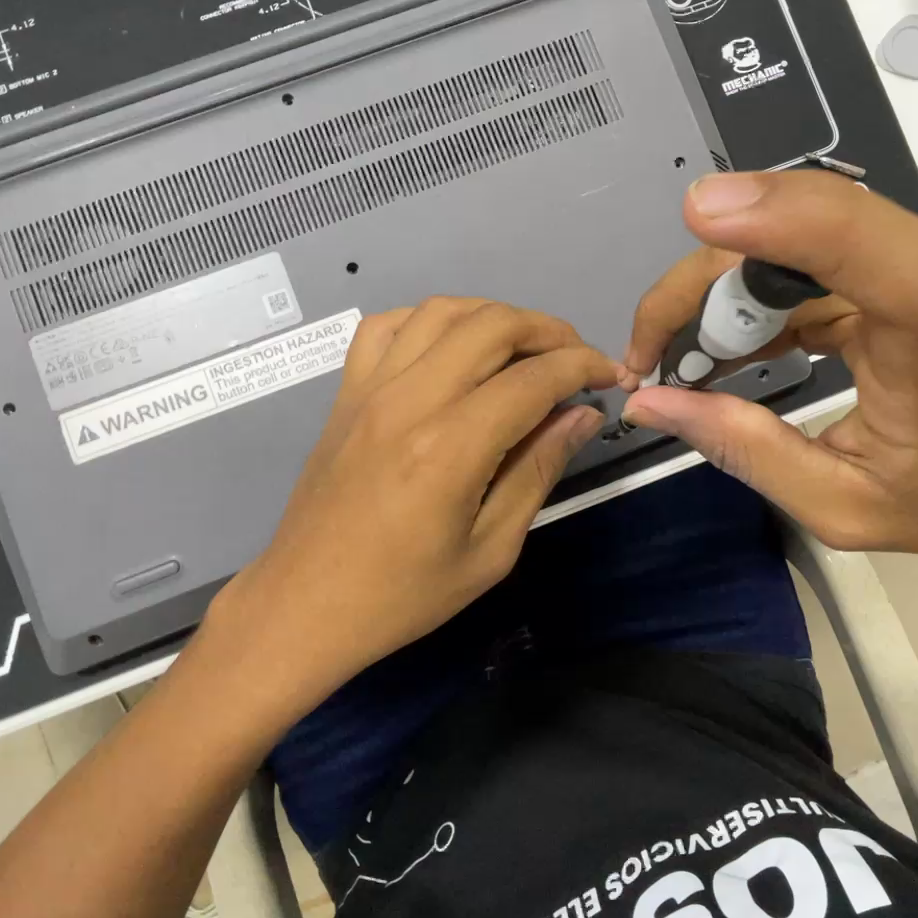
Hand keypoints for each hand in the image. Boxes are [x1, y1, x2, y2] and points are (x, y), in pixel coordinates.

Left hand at [216, 298, 615, 693]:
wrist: (306, 605)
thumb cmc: (404, 594)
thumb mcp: (490, 550)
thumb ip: (538, 470)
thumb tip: (583, 414)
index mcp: (451, 447)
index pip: (533, 378)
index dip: (583, 366)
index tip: (611, 375)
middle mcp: (410, 400)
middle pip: (491, 326)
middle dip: (548, 331)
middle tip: (576, 359)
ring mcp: (370, 389)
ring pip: (441, 312)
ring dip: (494, 316)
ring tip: (525, 347)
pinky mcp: (346, 392)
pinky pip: (386, 326)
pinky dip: (429, 320)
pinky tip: (452, 347)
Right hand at [622, 171, 917, 559]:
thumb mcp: (845, 505)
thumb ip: (747, 450)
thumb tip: (651, 403)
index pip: (877, 250)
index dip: (789, 216)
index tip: (698, 214)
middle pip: (788, 237)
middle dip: (698, 290)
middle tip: (646, 364)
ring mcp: (895, 264)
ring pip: (776, 244)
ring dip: (707, 297)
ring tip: (670, 367)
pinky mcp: (875, 270)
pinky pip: (785, 267)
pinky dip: (735, 306)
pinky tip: (712, 356)